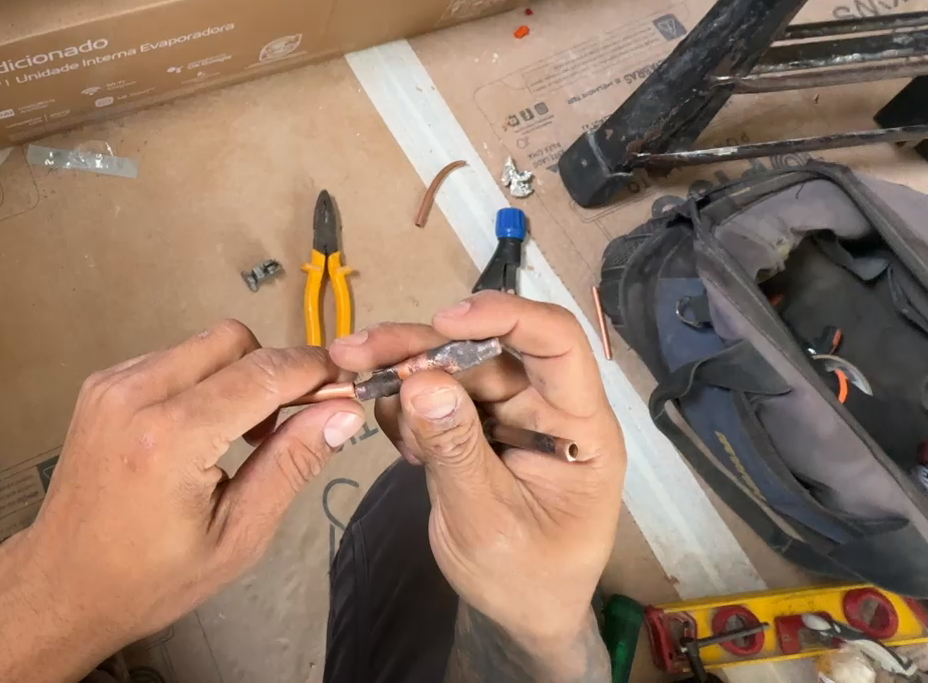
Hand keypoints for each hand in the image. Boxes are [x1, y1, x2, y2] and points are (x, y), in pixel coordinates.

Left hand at [17, 320, 364, 656]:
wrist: (63, 581)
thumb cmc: (152, 576)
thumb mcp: (237, 536)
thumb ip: (291, 463)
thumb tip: (342, 413)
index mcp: (171, 437)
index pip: (261, 374)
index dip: (311, 370)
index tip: (343, 383)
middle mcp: (137, 392)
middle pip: (232, 339)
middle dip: (271, 368)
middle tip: (279, 423)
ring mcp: (113, 381)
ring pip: (200, 345)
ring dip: (233, 374)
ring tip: (234, 434)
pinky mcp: (101, 381)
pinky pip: (169, 357)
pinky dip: (197, 380)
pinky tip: (194, 429)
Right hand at [329, 293, 625, 668]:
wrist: (515, 612)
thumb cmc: (524, 578)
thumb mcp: (488, 523)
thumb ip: (455, 451)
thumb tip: (418, 381)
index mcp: (576, 425)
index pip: (556, 343)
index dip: (505, 316)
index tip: (443, 323)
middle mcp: (538, 403)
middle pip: (478, 347)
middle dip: (415, 345)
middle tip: (352, 352)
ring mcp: (501, 408)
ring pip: (444, 362)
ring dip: (396, 371)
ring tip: (359, 392)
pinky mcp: (468, 418)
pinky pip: (426, 388)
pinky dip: (399, 403)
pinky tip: (396, 440)